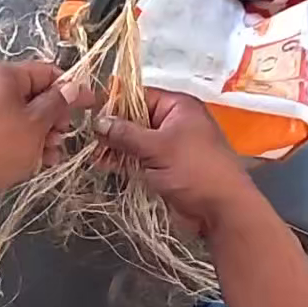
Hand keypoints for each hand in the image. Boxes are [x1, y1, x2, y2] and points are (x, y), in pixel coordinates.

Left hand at [0, 61, 97, 214]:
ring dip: (44, 135)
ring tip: (50, 156)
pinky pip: (11, 132)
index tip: (91, 107)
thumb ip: (58, 103)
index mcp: (4, 75)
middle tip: (62, 136)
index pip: (48, 72)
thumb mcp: (35, 125)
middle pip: (37, 95)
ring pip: (26, 118)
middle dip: (56, 117)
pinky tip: (37, 162)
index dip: (72, 89)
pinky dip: (27, 144)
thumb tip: (75, 86)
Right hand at [96, 88, 260, 235]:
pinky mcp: (166, 167)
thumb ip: (125, 133)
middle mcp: (174, 121)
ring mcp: (170, 145)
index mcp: (178, 107)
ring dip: (115, 146)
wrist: (221, 210)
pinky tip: (103, 164)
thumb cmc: (194, 171)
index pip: (139, 95)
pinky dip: (124, 160)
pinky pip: (141, 157)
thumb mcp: (157, 148)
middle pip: (136, 118)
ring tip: (92, 153)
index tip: (89, 112)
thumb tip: (98, 121)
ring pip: (136, 140)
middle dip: (112, 127)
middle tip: (86, 136)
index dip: (114, 103)